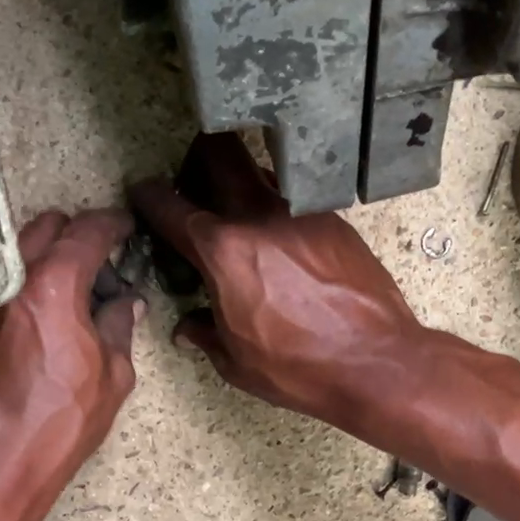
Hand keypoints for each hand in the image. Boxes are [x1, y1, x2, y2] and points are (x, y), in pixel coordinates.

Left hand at [0, 209, 140, 479]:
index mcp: (53, 287)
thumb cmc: (59, 426)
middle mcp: (8, 280)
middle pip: (44, 227)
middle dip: (74, 234)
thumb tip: (125, 304)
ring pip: (13, 251)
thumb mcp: (112, 378)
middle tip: (98, 261)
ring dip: (43, 257)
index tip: (125, 230)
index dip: (113, 226)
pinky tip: (36, 316)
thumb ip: (118, 328)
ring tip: (67, 289)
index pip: (86, 232)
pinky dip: (18, 284)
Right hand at [128, 133, 426, 424]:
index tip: (143, 193)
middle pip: (220, 152)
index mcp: (224, 252)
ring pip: (260, 171)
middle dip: (197, 156)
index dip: (149, 197)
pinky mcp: (334, 221)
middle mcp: (261, 217)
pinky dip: (277, 209)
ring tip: (237, 213)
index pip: (172, 208)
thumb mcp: (237, 362)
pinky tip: (280, 242)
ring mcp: (302, 213)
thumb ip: (205, 334)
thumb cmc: (302, 367)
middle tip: (192, 180)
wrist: (376, 361)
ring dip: (241, 181)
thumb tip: (188, 328)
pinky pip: (295, 199)